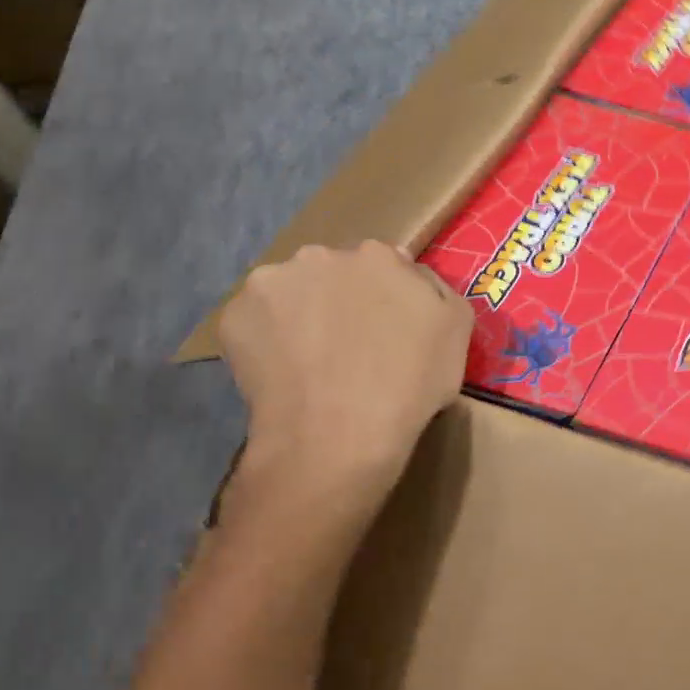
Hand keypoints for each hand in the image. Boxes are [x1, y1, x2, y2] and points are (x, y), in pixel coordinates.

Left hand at [218, 242, 471, 506]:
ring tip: (313, 359)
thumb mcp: (457, 328)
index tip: (391, 325)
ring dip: (301, 313)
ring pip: (291, 293)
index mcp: (378, 255)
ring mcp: (270, 285)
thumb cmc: (411, 380)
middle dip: (341, 297)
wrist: (339, 434)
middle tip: (351, 342)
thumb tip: (410, 279)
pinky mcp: (232, 319)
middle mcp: (320, 256)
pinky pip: (257, 322)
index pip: (386, 263)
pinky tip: (286, 370)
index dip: (389, 295)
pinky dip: (268, 338)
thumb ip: (434, 289)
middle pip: (334, 272)